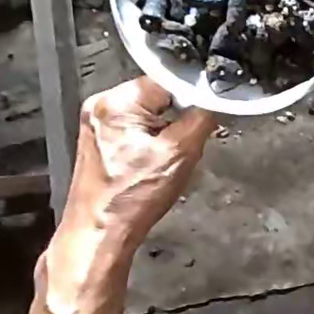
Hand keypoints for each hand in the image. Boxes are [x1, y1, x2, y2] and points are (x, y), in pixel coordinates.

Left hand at [56, 77, 216, 251]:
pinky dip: (152, 144)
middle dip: (178, 119)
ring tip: (161, 161)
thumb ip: (202, 117)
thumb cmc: (129, 200)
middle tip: (177, 148)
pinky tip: (150, 166)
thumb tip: (214, 98)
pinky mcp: (102, 140)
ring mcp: (98, 124)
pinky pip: (139, 129)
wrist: (101, 233)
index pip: (169, 80)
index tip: (198, 119)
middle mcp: (101, 107)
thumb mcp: (181, 153)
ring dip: (166, 133)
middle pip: (160, 97)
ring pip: (151, 114)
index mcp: (116, 102)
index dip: (191, 99)